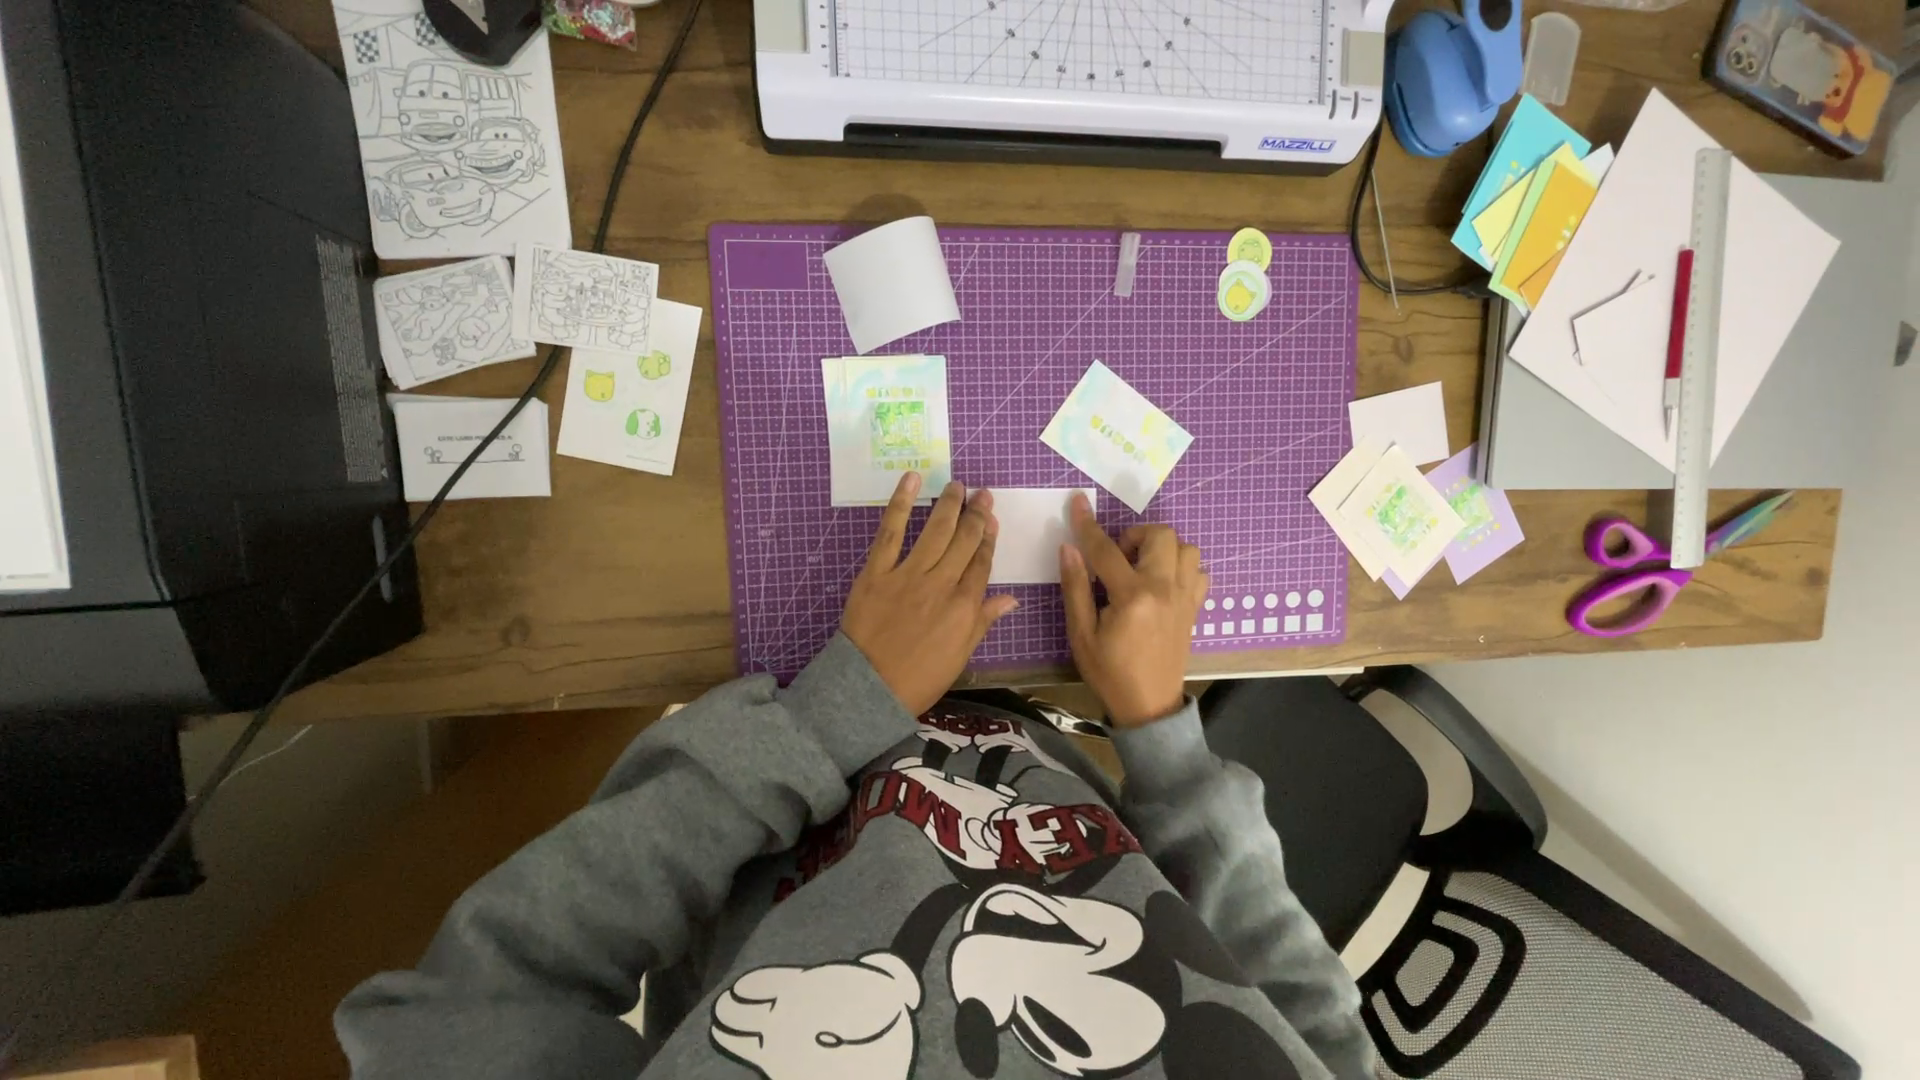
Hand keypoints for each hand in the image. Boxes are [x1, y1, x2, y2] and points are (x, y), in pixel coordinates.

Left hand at [842, 473, 1018, 714]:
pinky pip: (890, 531)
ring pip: (936, 530)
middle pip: (964, 541)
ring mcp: (908, 574)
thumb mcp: (960, 656)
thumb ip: (983, 621)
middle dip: (977, 515)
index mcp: (965, 606)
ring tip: (958, 486)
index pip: (982, 563)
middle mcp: (941, 583)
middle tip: (983, 494)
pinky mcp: (877, 571)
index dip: (989, 539)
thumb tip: (1011, 599)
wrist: (870, 688)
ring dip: (950, 504)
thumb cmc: (919, 679)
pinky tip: (912, 481)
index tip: (992, 520)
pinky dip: (901, 503)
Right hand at [1059, 494, 1207, 727]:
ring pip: (1186, 548)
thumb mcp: (1081, 634)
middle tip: (1116, 559)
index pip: (1106, 549)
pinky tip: (1162, 583)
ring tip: (1140, 568)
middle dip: (1134, 536)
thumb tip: (1070, 547)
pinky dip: (1181, 567)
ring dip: (1161, 548)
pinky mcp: (1195, 608)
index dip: (1088, 524)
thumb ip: (1076, 587)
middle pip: (1160, 535)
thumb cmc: (1109, 673)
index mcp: (1132, 597)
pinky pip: (1199, 571)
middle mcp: (1165, 590)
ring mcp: (1186, 598)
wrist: (1149, 707)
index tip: (1078, 502)